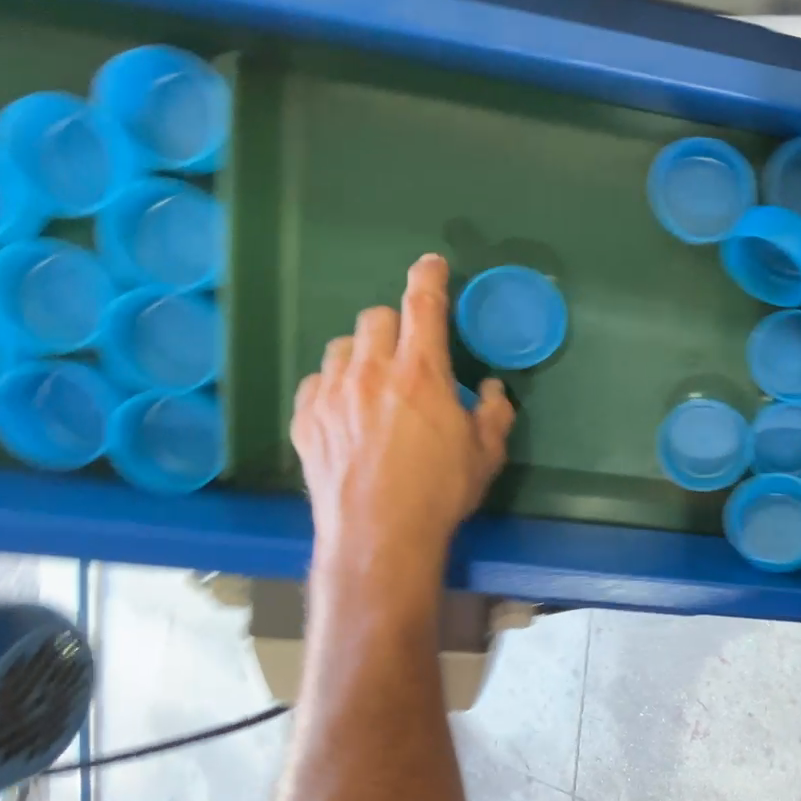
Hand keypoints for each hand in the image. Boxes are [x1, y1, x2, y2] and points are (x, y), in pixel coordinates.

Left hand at [291, 254, 515, 563]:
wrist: (379, 536)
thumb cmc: (441, 493)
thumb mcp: (486, 455)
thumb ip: (495, 414)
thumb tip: (494, 391)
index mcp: (422, 373)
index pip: (423, 306)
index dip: (429, 278)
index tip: (431, 264)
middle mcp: (372, 372)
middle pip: (376, 318)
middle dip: (396, 325)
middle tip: (410, 353)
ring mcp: (332, 393)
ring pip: (341, 346)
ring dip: (362, 354)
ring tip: (375, 383)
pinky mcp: (306, 419)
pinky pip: (316, 381)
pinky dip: (334, 385)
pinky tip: (347, 411)